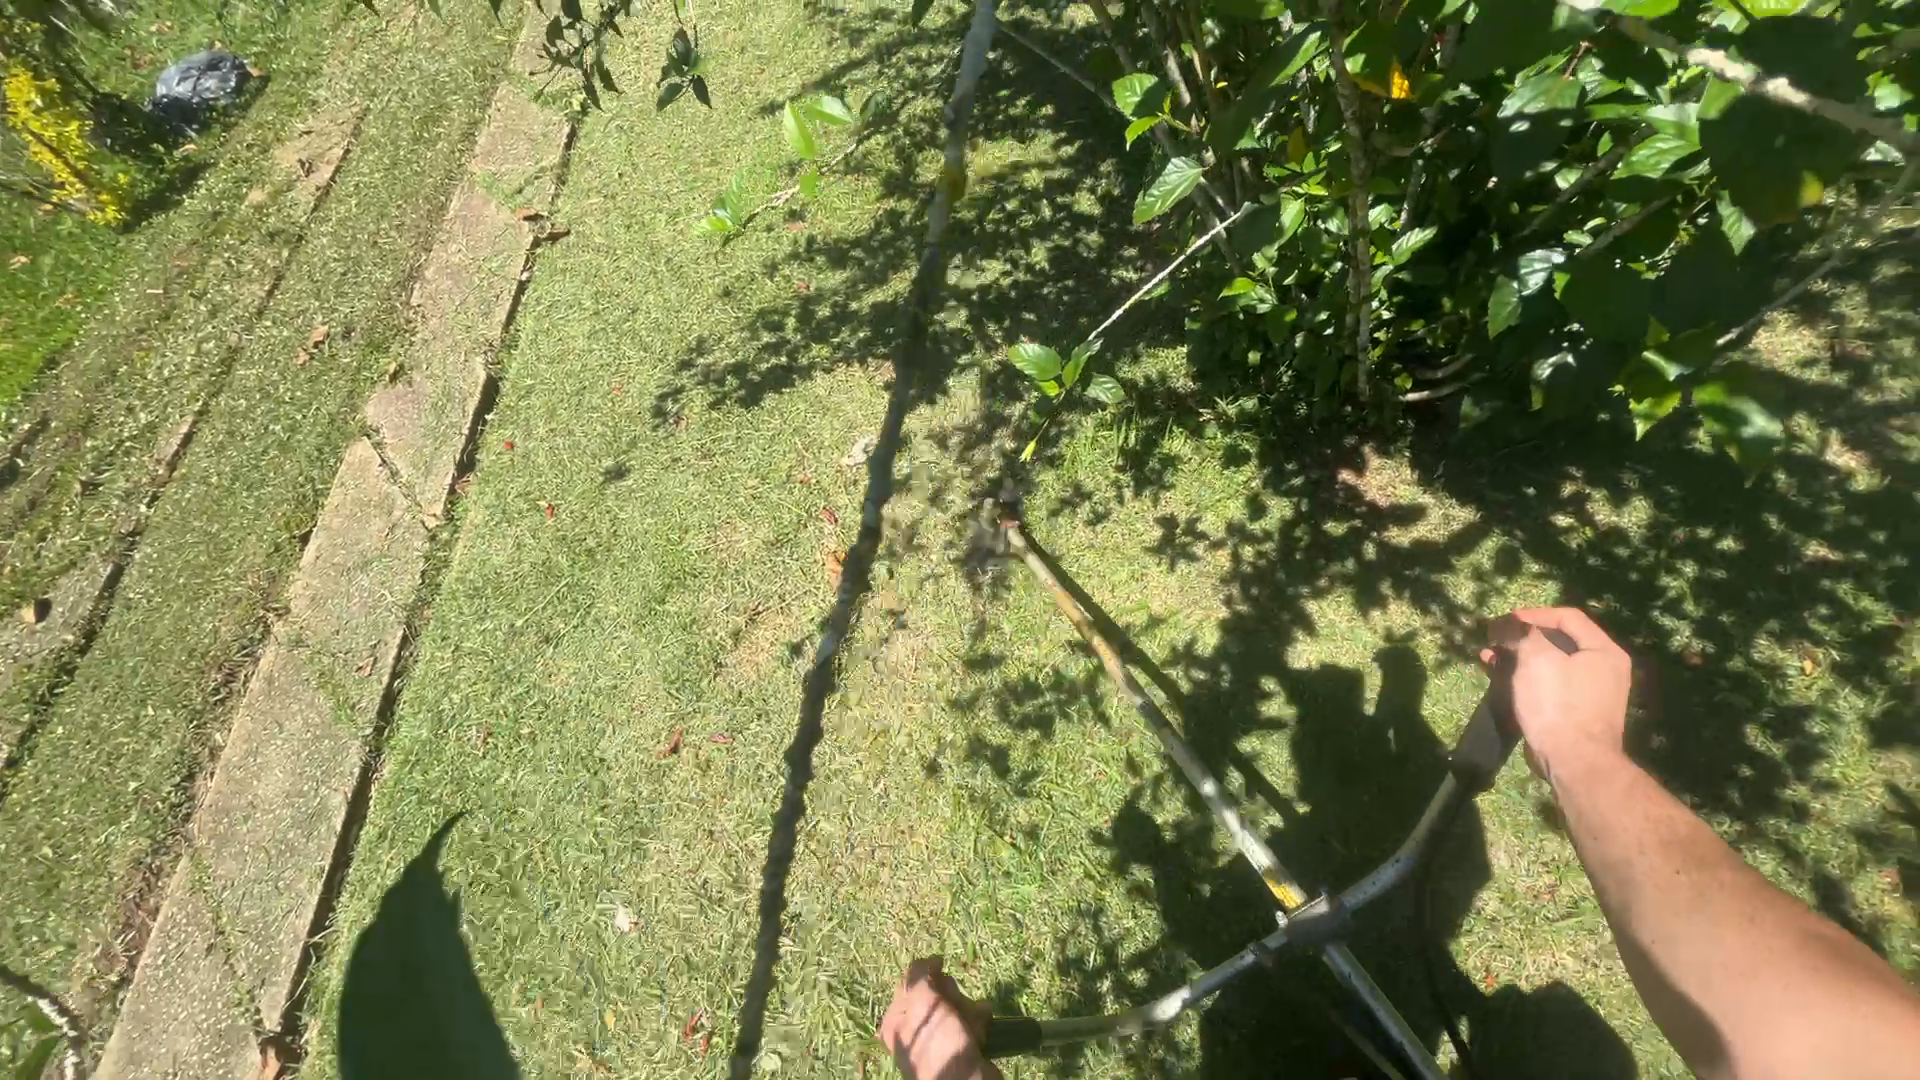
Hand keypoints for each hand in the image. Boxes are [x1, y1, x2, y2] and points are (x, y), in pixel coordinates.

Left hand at [878, 957, 1001, 1079]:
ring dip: (968, 1008)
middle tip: (955, 1005)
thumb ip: (919, 976)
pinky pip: (968, 1022)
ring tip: (974, 1022)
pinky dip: (976, 1022)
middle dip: (953, 994)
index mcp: (896, 1019)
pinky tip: (980, 1031)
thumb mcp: (922, 1003)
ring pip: (956, 1005)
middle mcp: (914, 1028)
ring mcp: (937, 1038)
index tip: (943, 967)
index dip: (930, 972)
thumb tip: (929, 961)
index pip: (912, 979)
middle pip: (937, 991)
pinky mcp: (958, 1046)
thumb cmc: (939, 1044)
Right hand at [1481, 607, 1631, 785]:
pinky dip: (1522, 675)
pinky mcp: (1572, 708)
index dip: (1533, 614)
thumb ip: (1522, 633)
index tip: (1503, 621)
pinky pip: (1545, 681)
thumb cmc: (1557, 702)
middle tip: (1493, 638)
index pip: (1568, 617)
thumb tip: (1508, 624)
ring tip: (1488, 656)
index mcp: (1603, 651)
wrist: (1572, 758)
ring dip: (1516, 655)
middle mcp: (1602, 667)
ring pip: (1547, 661)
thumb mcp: (1536, 658)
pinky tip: (1498, 676)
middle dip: (1520, 636)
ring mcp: (1589, 690)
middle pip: (1557, 639)